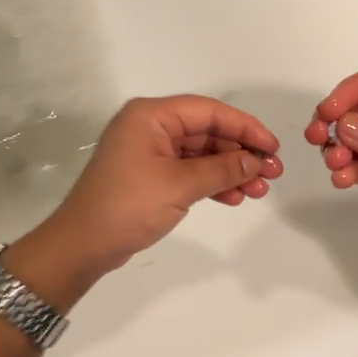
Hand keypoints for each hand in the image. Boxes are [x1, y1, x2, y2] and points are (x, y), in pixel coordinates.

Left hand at [29, 96, 281, 279]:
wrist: (84, 244)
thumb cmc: (129, 206)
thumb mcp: (180, 185)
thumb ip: (221, 170)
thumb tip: (255, 162)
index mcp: (151, 116)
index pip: (209, 112)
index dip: (245, 127)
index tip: (273, 147)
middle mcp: (149, 128)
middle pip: (206, 132)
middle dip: (240, 153)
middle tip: (272, 174)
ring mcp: (148, 153)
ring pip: (200, 155)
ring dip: (229, 171)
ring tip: (258, 191)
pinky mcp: (148, 177)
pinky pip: (188, 172)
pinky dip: (210, 183)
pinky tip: (234, 197)